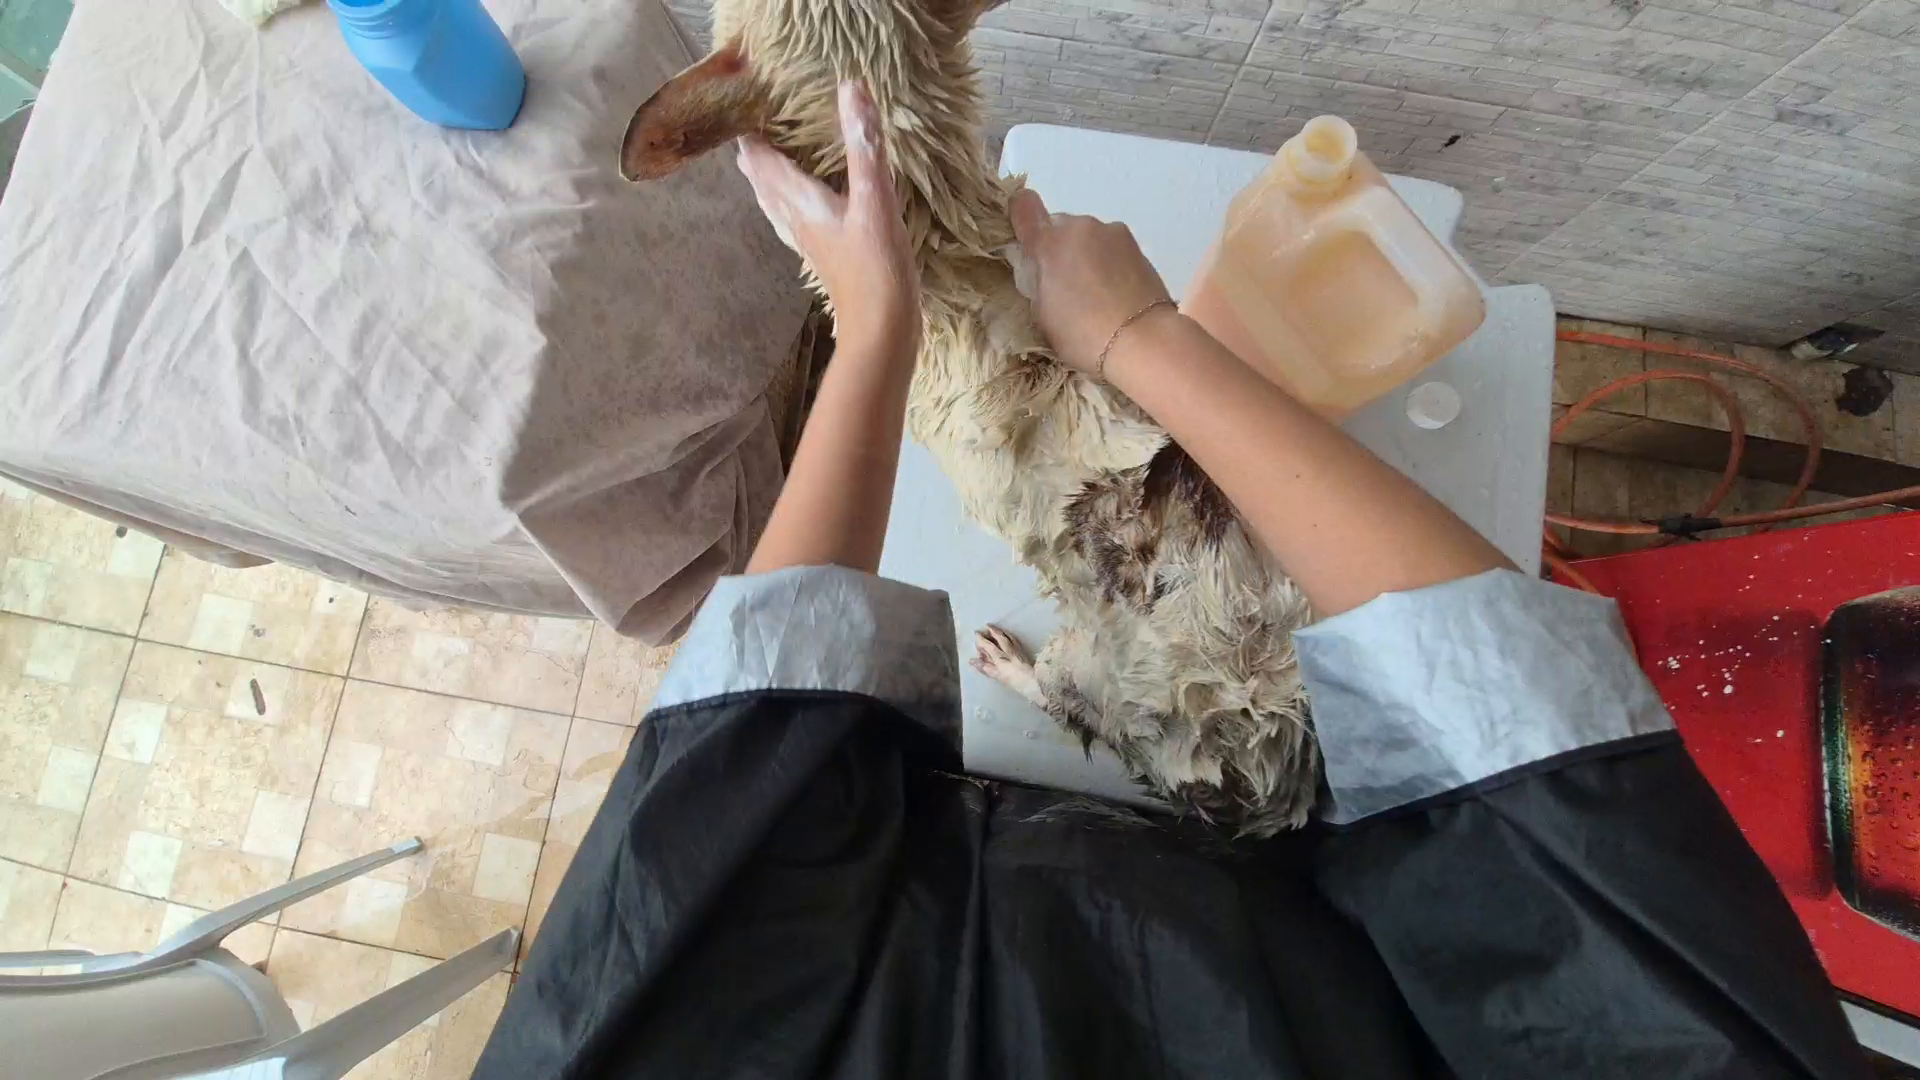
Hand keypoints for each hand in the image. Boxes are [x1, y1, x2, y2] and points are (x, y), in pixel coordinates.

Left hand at [736, 81, 918, 353]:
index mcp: (802, 203)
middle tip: (746, 128)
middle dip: (754, 156)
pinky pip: (796, 226)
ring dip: (766, 184)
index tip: (740, 102)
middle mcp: (798, 223)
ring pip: (776, 207)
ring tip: (758, 166)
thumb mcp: (876, 202)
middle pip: (764, 184)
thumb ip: (864, 146)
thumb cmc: (877, 271)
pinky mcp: (826, 263)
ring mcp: (810, 246)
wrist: (881, 332)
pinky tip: (798, 215)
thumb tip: (852, 86)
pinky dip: (789, 209)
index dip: (749, 132)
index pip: (763, 160)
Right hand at [1009, 188, 1172, 373]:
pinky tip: (1113, 293)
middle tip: (1063, 286)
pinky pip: (1110, 248)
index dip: (1020, 218)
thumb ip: (1036, 282)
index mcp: (1050, 244)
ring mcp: (1112, 232)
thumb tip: (1039, 268)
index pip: (1024, 207)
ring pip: (1087, 237)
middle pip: (1059, 227)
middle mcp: (1080, 228)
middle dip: (1056, 249)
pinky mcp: (1137, 245)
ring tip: (1093, 294)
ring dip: (1084, 256)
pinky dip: (1106, 263)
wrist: (1144, 340)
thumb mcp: (1043, 315)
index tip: (1025, 241)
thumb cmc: (1083, 334)